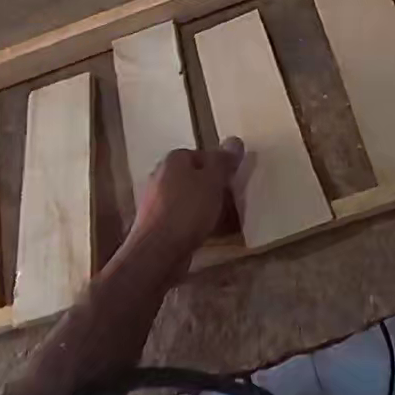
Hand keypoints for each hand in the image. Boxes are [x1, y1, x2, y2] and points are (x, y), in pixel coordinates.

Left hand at [127, 138, 244, 260]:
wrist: (158, 253)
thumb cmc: (187, 210)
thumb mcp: (213, 181)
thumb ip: (223, 161)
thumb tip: (234, 140)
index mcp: (173, 161)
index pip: (202, 154)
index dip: (221, 166)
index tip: (236, 179)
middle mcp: (162, 177)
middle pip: (196, 177)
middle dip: (215, 188)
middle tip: (235, 199)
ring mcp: (158, 203)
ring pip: (191, 200)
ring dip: (209, 207)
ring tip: (228, 219)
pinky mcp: (158, 226)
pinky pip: (185, 219)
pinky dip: (199, 224)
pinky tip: (212, 234)